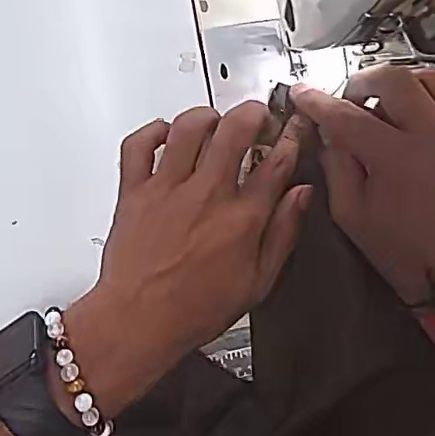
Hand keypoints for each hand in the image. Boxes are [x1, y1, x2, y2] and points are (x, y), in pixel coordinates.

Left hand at [64, 101, 312, 413]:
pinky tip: (166, 134)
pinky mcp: (134, 191)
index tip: (290, 133)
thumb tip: (300, 197)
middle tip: (255, 118)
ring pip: (189, 127)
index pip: (276, 162)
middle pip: (236, 130)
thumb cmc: (193, 309)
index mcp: (241, 219)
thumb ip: (283, 233)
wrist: (138, 322)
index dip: (290, 139)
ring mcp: (167, 190)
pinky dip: (153, 131)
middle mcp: (206, 196)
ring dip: (207, 116)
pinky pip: (139, 145)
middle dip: (253, 114)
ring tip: (214, 122)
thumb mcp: (257, 282)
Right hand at [289, 66, 434, 305]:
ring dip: (407, 86)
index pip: (344, 113)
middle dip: (362, 81)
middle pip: (394, 77)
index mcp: (395, 158)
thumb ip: (336, 167)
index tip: (305, 94)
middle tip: (351, 98)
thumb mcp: (351, 216)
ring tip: (394, 105)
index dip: (316, 100)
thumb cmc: (408, 253)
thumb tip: (328, 135)